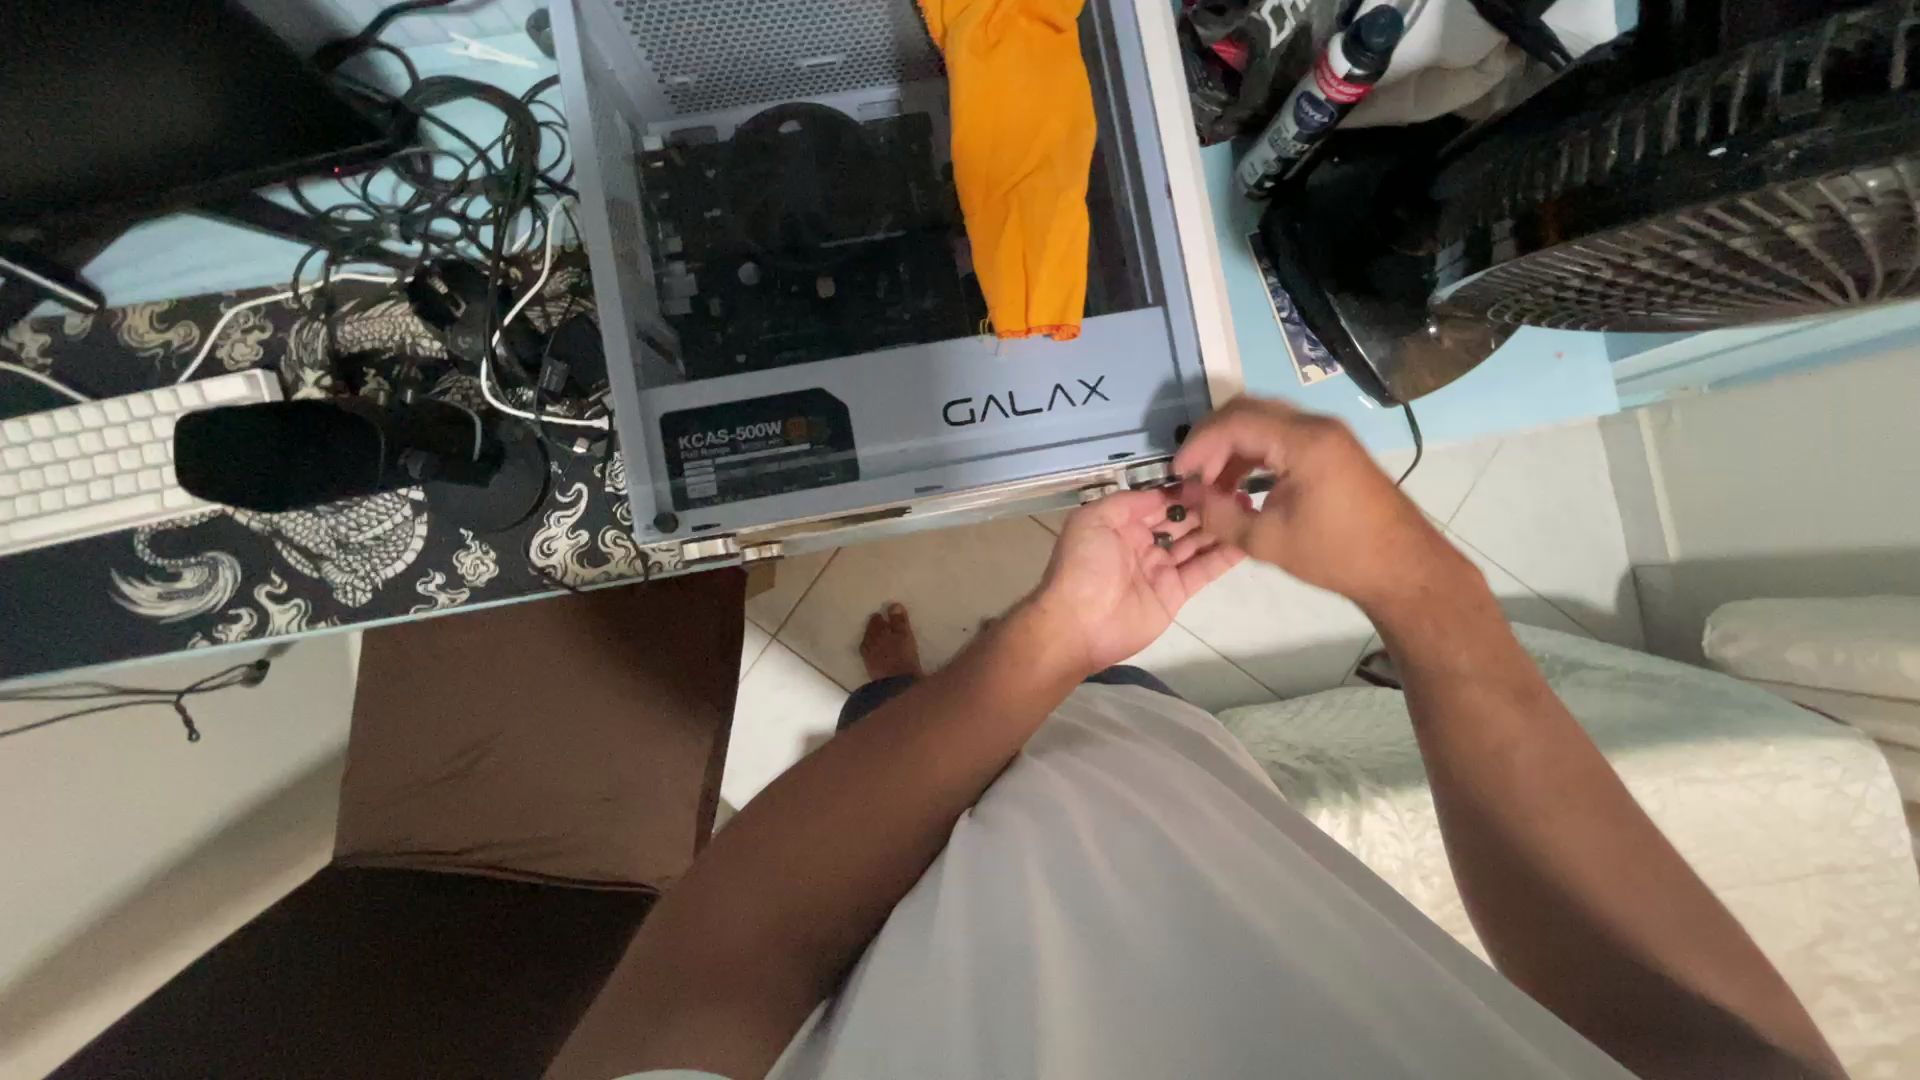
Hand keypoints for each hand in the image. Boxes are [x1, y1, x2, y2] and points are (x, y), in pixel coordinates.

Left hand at [1026, 488, 1243, 673]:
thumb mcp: (1093, 520)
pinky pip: (1204, 570)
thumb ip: (1128, 501)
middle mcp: (1143, 543)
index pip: (1159, 501)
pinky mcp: (1175, 593)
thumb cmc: (1083, 566)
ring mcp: (1160, 568)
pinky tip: (1246, 538)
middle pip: (1181, 520)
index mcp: (1121, 524)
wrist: (1080, 624)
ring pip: (1196, 542)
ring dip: (1220, 526)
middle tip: (1240, 489)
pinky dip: (1225, 556)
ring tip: (1249, 508)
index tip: (1214, 475)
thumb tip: (1165, 492)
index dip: (1184, 490)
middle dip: (1206, 506)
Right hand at [1173, 397, 1473, 615]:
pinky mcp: (1332, 447)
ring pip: (1263, 420)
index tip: (1179, 474)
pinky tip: (1241, 483)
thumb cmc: (1337, 555)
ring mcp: (1327, 434)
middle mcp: (1316, 426)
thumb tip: (1189, 497)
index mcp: (1304, 442)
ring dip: (1231, 446)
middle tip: (1192, 473)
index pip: (1235, 422)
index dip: (1199, 444)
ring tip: (1213, 484)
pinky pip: (1281, 434)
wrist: (1402, 568)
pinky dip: (1253, 452)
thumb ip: (1219, 515)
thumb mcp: (1267, 541)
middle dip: (1211, 439)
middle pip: (1248, 410)